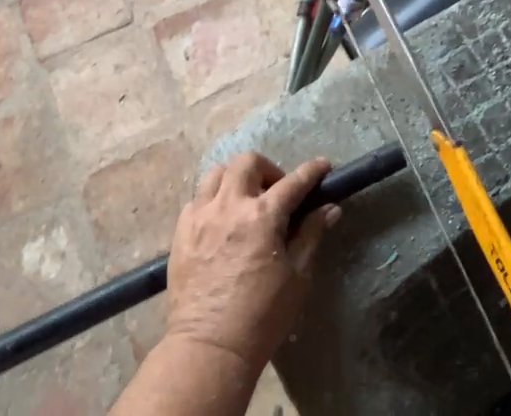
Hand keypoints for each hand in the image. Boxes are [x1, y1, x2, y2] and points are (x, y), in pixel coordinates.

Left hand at [163, 152, 341, 370]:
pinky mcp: (180, 234)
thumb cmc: (262, 315)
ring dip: (236, 180)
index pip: (294, 181)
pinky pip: (196, 200)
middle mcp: (229, 207)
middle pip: (247, 163)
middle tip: (277, 193)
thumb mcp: (297, 275)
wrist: (210, 348)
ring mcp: (200, 218)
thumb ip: (312, 234)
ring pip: (216, 174)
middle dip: (268, 170)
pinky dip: (212, 201)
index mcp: (262, 216)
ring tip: (246, 202)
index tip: (323, 167)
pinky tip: (221, 222)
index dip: (312, 171)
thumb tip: (330, 208)